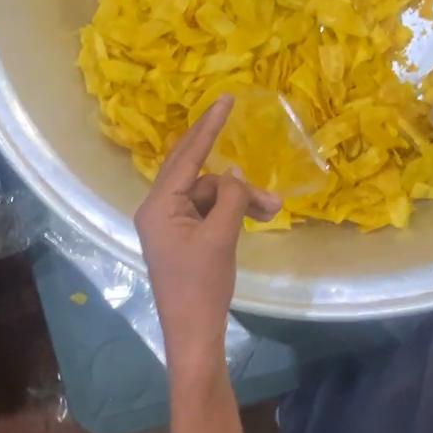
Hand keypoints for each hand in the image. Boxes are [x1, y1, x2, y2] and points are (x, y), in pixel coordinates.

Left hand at [134, 96, 282, 364]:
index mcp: (158, 205)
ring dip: (240, 200)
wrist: (194, 333)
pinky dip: (232, 213)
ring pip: (210, 196)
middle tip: (262, 176)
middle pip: (198, 176)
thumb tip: (233, 172)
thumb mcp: (220, 236)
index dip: (208, 127)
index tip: (225, 100)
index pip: (185, 156)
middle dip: (235, 180)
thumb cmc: (202, 285)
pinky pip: (209, 213)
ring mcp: (170, 225)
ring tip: (273, 212)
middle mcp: (159, 209)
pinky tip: (256, 218)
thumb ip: (229, 197)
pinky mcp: (182, 239)